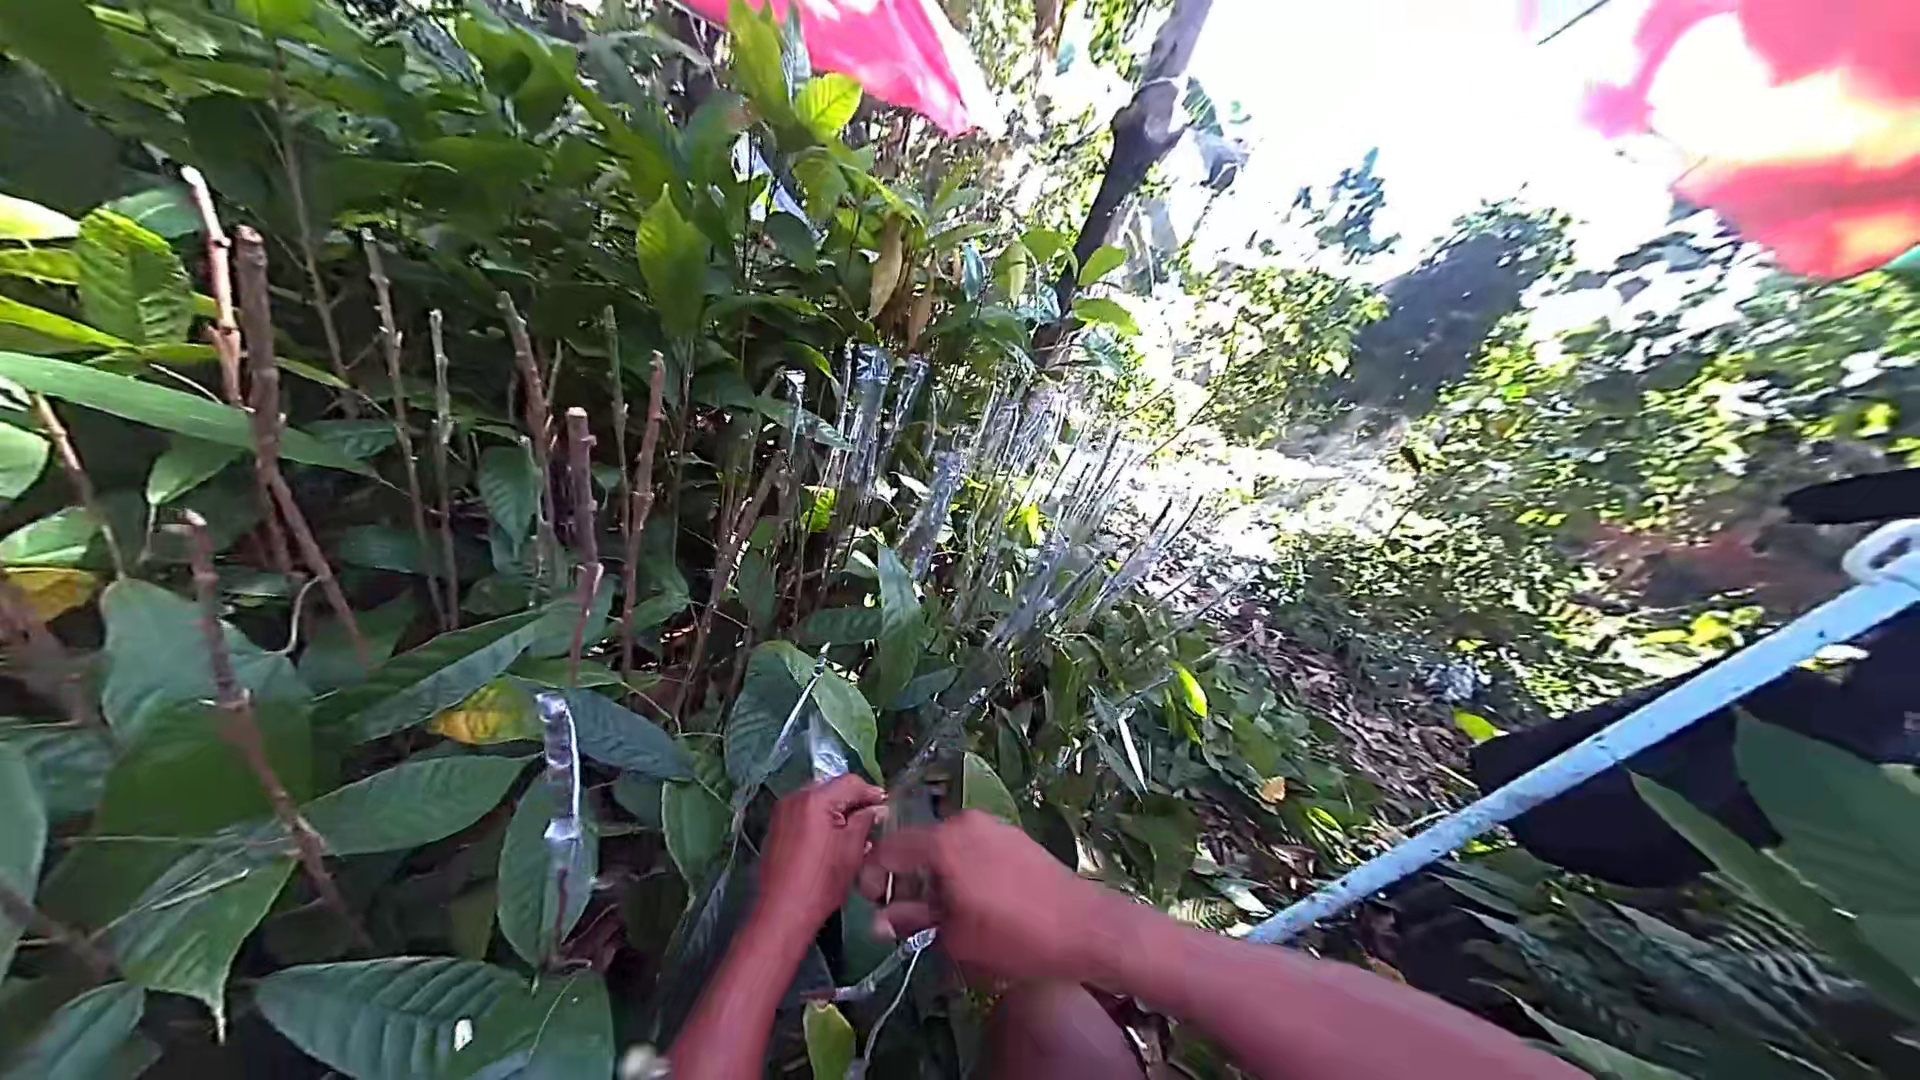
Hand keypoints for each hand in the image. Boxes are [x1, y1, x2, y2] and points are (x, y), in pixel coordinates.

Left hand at [753, 774, 886, 937]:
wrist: (782, 914)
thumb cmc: (822, 881)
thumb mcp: (852, 849)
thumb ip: (865, 820)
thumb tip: (877, 808)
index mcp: (815, 799)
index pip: (849, 782)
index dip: (870, 791)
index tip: (884, 803)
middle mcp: (795, 798)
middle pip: (831, 787)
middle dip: (852, 799)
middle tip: (871, 814)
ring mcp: (782, 812)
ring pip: (817, 799)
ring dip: (836, 808)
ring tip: (853, 827)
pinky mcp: (776, 827)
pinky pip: (804, 812)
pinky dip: (820, 818)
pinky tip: (832, 836)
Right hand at [858, 810, 1128, 983]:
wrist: (1082, 923)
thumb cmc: (1013, 934)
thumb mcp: (955, 936)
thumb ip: (911, 921)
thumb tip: (879, 919)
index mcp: (943, 841)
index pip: (889, 848)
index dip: (872, 874)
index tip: (870, 903)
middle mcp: (963, 821)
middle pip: (918, 842)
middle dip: (904, 876)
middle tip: (903, 914)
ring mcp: (990, 823)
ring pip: (944, 843)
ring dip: (931, 871)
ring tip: (938, 910)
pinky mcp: (1010, 832)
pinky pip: (969, 843)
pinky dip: (957, 864)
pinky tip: (968, 896)